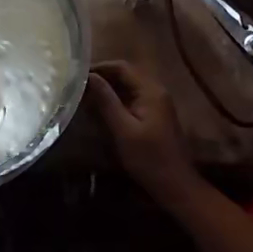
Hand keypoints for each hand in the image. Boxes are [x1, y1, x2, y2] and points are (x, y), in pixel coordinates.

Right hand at [87, 59, 199, 194]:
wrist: (175, 184)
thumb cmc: (148, 158)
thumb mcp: (123, 129)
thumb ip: (106, 101)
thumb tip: (89, 77)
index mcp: (150, 91)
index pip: (122, 67)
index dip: (100, 67)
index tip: (77, 74)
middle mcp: (156, 91)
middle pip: (126, 75)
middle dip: (103, 77)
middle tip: (78, 85)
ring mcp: (157, 104)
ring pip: (129, 87)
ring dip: (108, 89)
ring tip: (84, 95)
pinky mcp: (154, 116)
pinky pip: (133, 99)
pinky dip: (116, 100)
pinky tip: (101, 109)